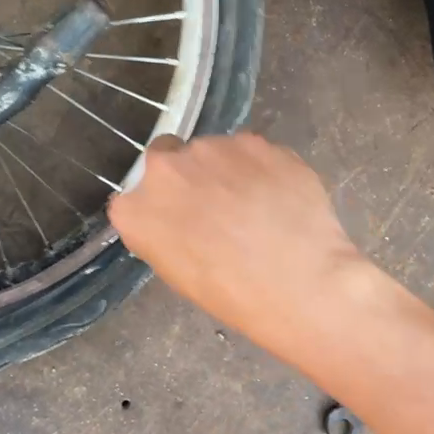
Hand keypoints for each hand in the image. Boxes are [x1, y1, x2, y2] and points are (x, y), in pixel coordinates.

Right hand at [108, 134, 370, 342]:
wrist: (298, 281)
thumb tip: (181, 216)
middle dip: (187, 176)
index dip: (160, 207)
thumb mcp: (178, 271)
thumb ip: (165, 231)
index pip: (135, 197)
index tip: (179, 222)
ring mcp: (211, 148)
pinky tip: (279, 196)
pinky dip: (260, 168)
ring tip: (255, 205)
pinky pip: (250, 151)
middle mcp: (165, 168)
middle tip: (217, 207)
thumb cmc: (232, 293)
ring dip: (226, 169)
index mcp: (136, 210)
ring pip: (212, 150)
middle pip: (167, 158)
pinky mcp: (254, 141)